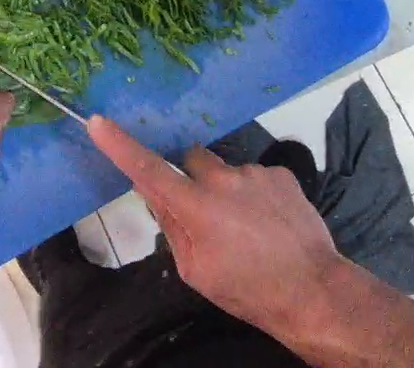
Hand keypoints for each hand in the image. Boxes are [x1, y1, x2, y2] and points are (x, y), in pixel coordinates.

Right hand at [87, 115, 344, 335]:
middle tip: (205, 214)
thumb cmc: (247, 290)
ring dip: (226, 190)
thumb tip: (157, 195)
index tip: (99, 122)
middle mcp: (222, 179)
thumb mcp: (196, 271)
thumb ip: (172, 227)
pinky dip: (255, 195)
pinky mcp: (281, 174)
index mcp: (196, 207)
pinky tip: (269, 223)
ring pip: (225, 170)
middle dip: (190, 178)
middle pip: (190, 159)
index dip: (120, 146)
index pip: (148, 170)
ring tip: (247, 228)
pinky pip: (255, 176)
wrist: (314, 292)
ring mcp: (254, 172)